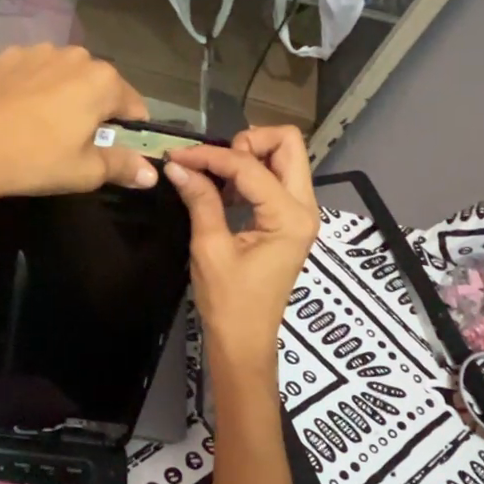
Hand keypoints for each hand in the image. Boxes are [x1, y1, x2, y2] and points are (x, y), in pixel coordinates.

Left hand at [0, 44, 158, 202]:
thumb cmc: (37, 161)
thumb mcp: (86, 172)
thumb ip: (123, 166)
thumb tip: (152, 174)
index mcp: (104, 81)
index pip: (134, 106)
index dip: (130, 131)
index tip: (116, 151)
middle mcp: (77, 56)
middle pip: (100, 86)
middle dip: (96, 110)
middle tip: (76, 143)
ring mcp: (39, 51)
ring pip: (66, 76)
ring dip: (65, 96)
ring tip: (45, 127)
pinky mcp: (8, 56)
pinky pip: (34, 72)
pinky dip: (35, 88)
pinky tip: (20, 113)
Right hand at [164, 127, 319, 374]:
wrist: (244, 340)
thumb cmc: (228, 302)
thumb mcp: (209, 249)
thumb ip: (200, 201)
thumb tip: (178, 166)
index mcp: (289, 217)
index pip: (250, 166)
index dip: (211, 156)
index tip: (179, 156)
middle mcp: (305, 209)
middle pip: (287, 145)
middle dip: (246, 142)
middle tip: (211, 162)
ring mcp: (301, 214)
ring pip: (284, 159)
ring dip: (248, 157)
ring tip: (212, 176)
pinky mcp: (290, 222)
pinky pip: (277, 180)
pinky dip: (250, 175)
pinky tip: (223, 191)